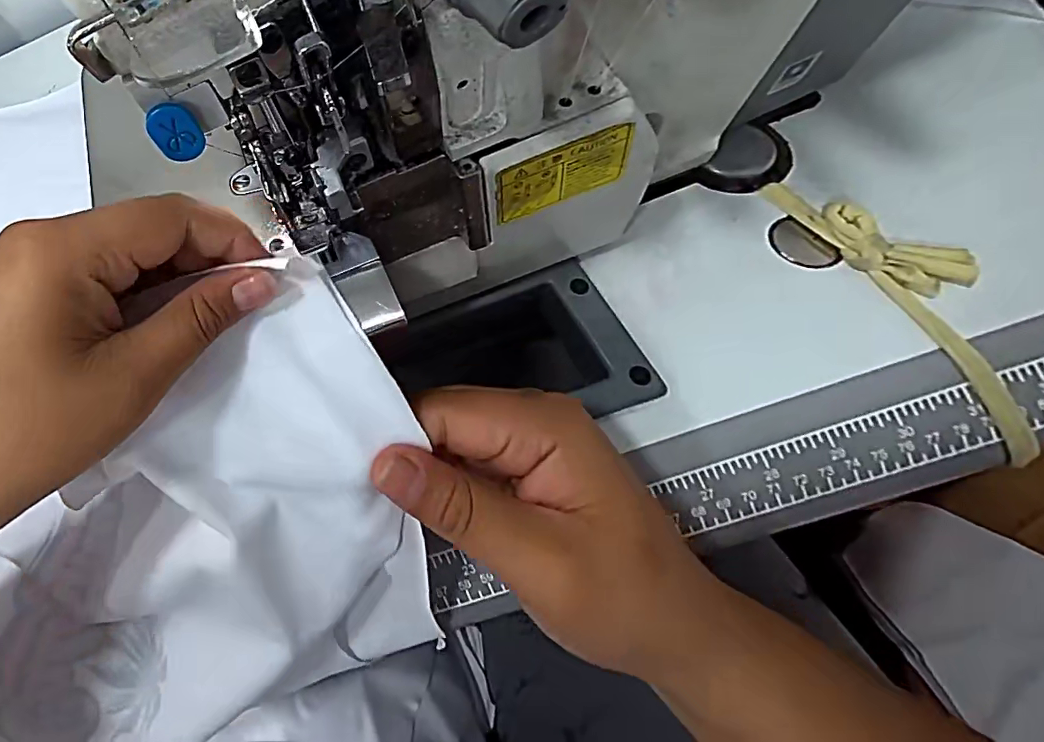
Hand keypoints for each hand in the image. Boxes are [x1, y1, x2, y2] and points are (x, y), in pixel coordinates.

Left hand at [0, 194, 278, 547]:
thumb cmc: (24, 436)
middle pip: (142, 228)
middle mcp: (38, 237)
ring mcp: (20, 263)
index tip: (266, 276)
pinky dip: (130, 295)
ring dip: (166, 281)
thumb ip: (200, 318)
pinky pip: (89, 274)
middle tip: (238, 307)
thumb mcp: (130, 377)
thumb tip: (256, 280)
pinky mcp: (14, 291)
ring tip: (197, 326)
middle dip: (198, 260)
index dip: (227, 238)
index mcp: (62, 244)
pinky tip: (147, 332)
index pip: (168, 216)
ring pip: (119, 252)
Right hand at [371, 387, 724, 676]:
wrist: (680, 633)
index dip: (400, 440)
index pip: (444, 410)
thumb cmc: (624, 601)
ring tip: (398, 508)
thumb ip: (458, 507)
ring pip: (449, 435)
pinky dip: (442, 481)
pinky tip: (430, 508)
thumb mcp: (536, 561)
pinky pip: (465, 455)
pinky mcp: (523, 460)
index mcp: (543, 424)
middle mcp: (533, 416)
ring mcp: (529, 436)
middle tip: (377, 500)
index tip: (363, 477)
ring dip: (423, 470)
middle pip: (443, 416)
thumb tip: (386, 462)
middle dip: (408, 454)